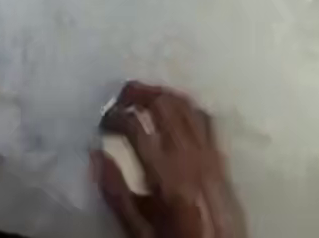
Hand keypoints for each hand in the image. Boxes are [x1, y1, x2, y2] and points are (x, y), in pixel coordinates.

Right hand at [93, 82, 243, 237]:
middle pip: (162, 104)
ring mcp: (211, 158)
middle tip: (118, 101)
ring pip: (185, 105)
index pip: (134, 125)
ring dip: (160, 94)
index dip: (112, 118)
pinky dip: (185, 108)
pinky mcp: (223, 163)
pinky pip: (205, 120)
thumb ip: (116, 195)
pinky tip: (172, 114)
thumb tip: (96, 153)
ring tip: (141, 100)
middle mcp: (191, 159)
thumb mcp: (140, 234)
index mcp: (168, 177)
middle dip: (135, 94)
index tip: (102, 127)